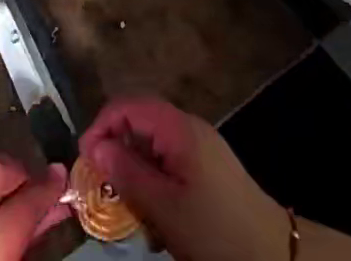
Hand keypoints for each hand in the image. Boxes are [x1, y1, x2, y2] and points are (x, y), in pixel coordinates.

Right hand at [80, 96, 289, 260]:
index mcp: (179, 128)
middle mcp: (189, 126)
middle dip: (114, 145)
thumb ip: (129, 173)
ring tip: (120, 199)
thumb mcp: (164, 206)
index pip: (131, 104)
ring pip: (152, 140)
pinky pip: (167, 156)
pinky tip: (146, 205)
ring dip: (131, 164)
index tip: (84, 161)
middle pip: (141, 119)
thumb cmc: (212, 226)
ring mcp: (198, 143)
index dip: (102, 125)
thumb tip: (96, 147)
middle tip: (97, 183)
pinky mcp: (204, 162)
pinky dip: (149, 174)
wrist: (266, 246)